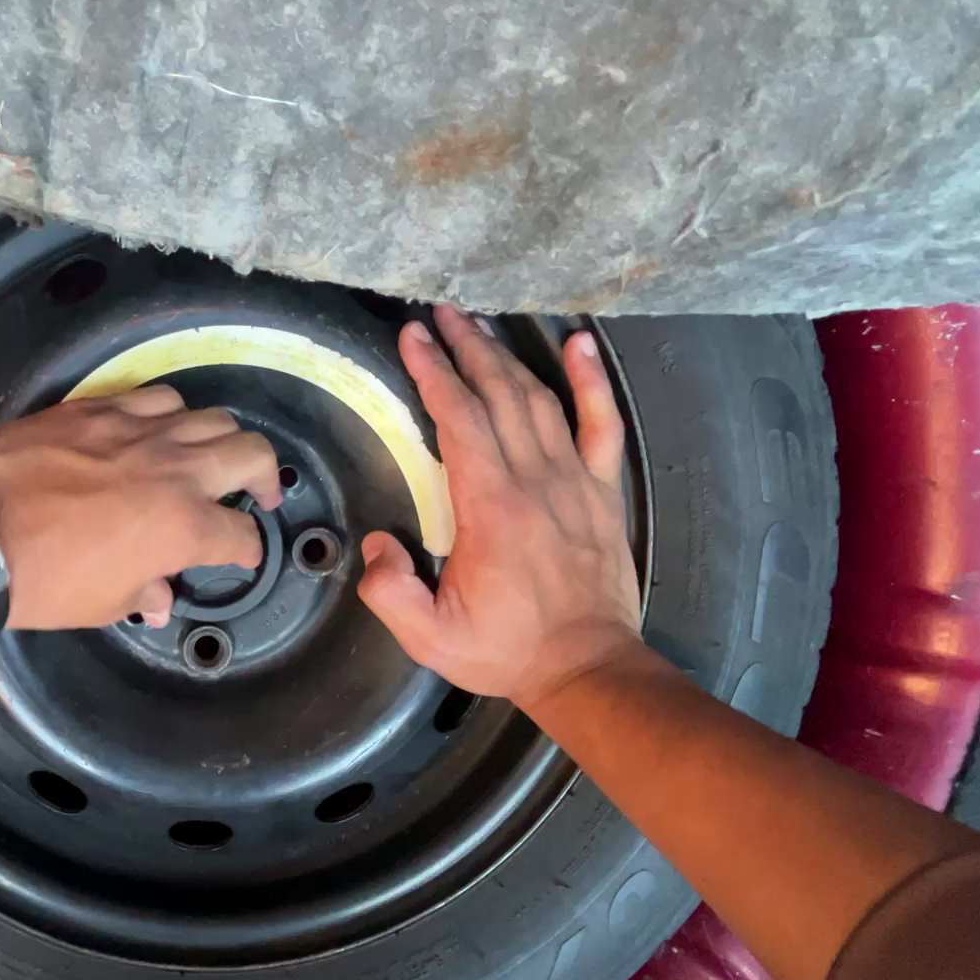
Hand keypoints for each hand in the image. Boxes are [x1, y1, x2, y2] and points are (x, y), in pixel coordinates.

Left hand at [0, 385, 281, 630]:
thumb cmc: (45, 581)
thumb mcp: (105, 604)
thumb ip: (145, 593)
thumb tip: (159, 596)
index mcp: (184, 525)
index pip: (242, 534)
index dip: (248, 548)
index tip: (240, 552)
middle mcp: (175, 469)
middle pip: (251, 454)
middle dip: (267, 475)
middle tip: (259, 491)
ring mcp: (138, 430)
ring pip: (209, 415)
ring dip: (220, 438)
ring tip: (207, 454)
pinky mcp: (99, 408)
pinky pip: (155, 397)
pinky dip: (170, 414)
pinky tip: (157, 428)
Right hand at [358, 305, 640, 707]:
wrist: (587, 667)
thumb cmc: (504, 649)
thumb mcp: (430, 636)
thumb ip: (391, 590)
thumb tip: (378, 543)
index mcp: (490, 507)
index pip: (457, 420)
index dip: (433, 372)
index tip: (412, 337)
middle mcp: (534, 480)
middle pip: (497, 394)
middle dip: (465, 348)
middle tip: (440, 312)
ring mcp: (574, 481)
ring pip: (539, 399)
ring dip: (506, 357)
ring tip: (478, 325)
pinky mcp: (601, 491)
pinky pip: (601, 423)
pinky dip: (590, 381)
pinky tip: (578, 346)